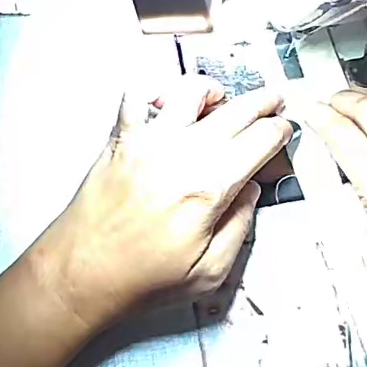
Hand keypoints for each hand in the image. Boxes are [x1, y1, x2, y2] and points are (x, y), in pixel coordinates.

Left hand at [24, 76, 293, 332]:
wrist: (82, 270)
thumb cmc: (142, 278)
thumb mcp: (209, 271)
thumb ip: (239, 224)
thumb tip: (251, 188)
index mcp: (208, 186)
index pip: (259, 139)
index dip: (279, 131)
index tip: (284, 130)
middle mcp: (179, 153)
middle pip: (233, 109)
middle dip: (260, 101)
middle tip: (271, 101)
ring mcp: (146, 140)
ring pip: (187, 90)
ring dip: (211, 89)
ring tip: (220, 98)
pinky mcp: (120, 138)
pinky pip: (136, 95)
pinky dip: (154, 89)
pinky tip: (166, 101)